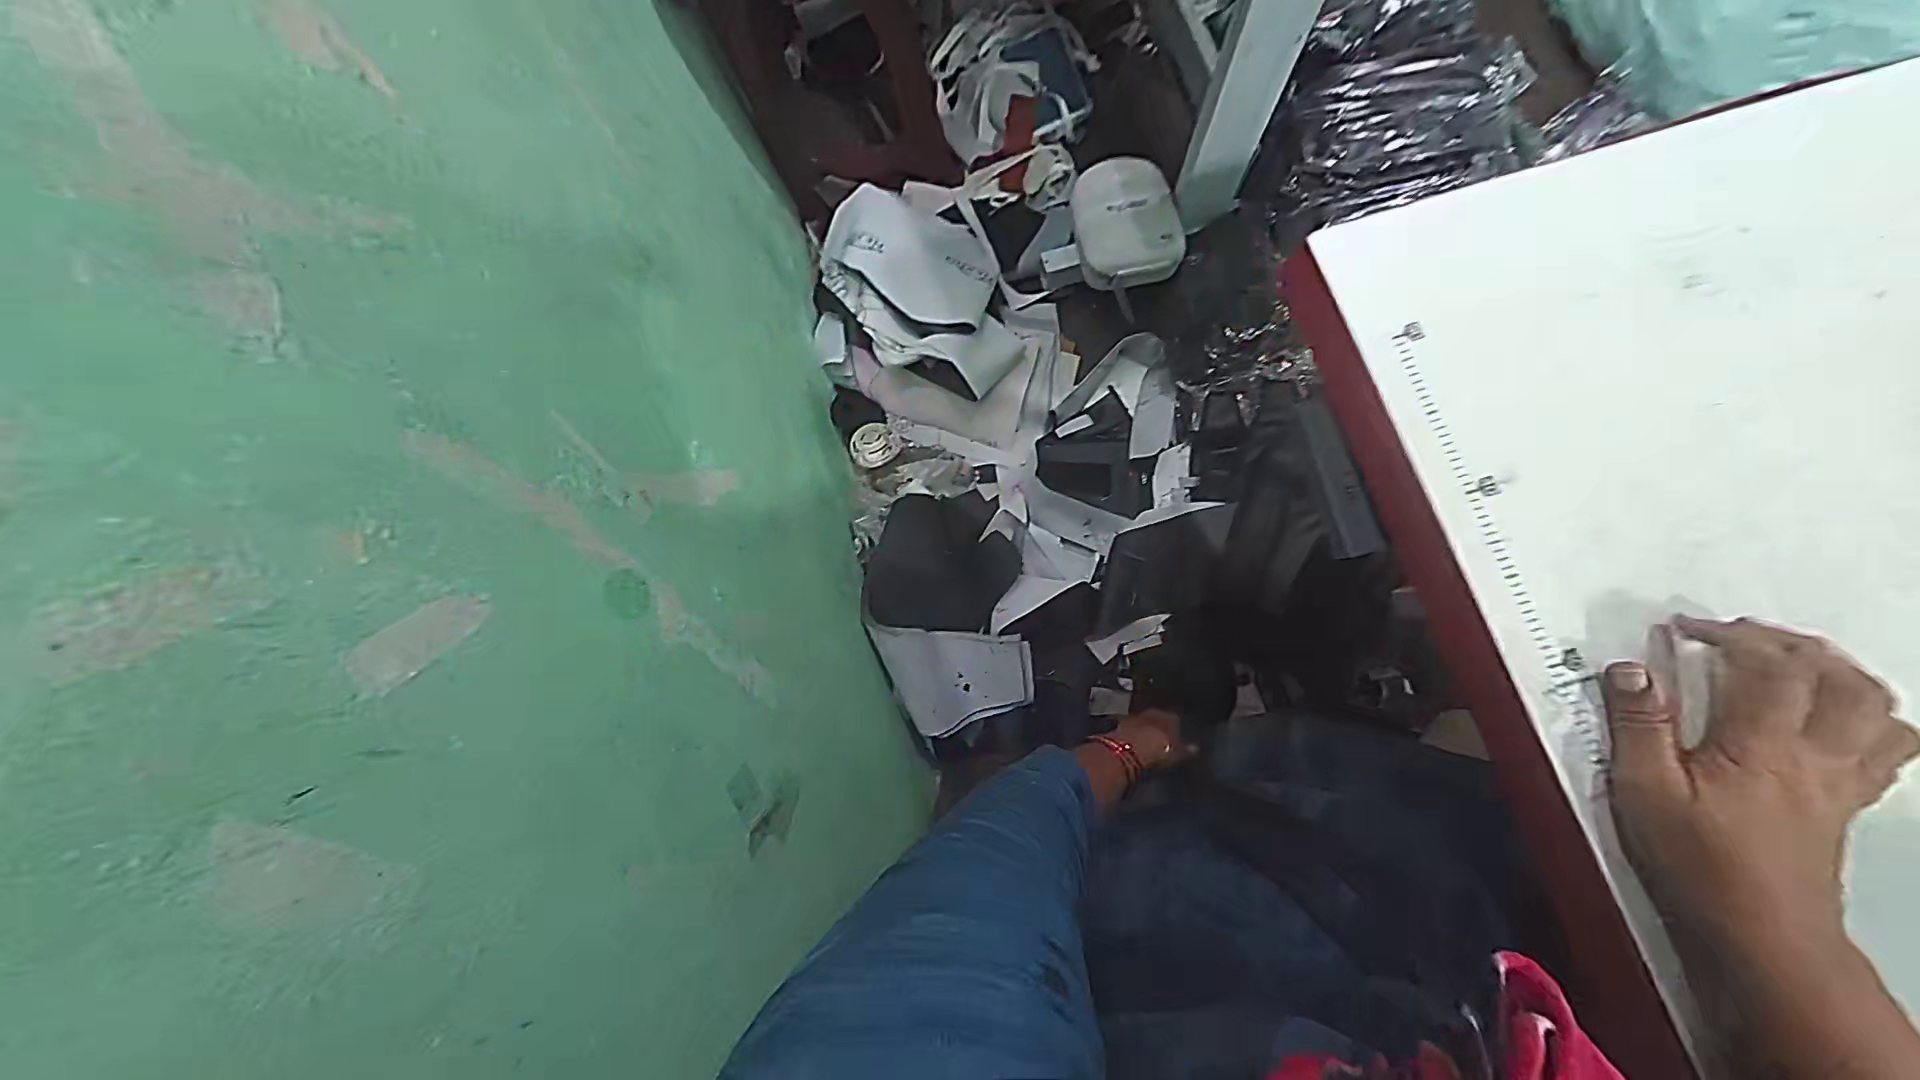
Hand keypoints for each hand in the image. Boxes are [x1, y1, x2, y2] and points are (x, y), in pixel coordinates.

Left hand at [1111, 708, 1196, 770]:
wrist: (1129, 747)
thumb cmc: (1159, 750)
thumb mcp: (1177, 754)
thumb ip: (1187, 750)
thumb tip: (1196, 748)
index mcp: (1170, 717)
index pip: (1177, 719)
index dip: (1177, 727)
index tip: (1178, 734)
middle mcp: (1153, 712)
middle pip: (1159, 717)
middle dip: (1160, 725)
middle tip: (1162, 736)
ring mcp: (1136, 716)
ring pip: (1145, 720)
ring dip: (1146, 727)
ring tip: (1148, 738)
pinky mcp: (1121, 723)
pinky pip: (1131, 726)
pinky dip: (1134, 732)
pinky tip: (1134, 740)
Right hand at [1602, 616, 1919, 940]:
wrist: (1759, 929)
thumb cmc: (1694, 857)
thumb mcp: (1643, 787)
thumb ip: (1638, 724)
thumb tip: (1630, 671)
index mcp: (1763, 748)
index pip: (1770, 669)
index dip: (1731, 636)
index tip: (1686, 629)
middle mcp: (1817, 757)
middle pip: (1841, 681)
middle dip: (1792, 645)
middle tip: (1739, 635)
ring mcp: (1841, 782)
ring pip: (1879, 711)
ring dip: (1840, 674)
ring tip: (1791, 663)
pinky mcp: (1845, 803)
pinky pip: (1886, 748)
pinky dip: (1865, 716)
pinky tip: (1828, 716)